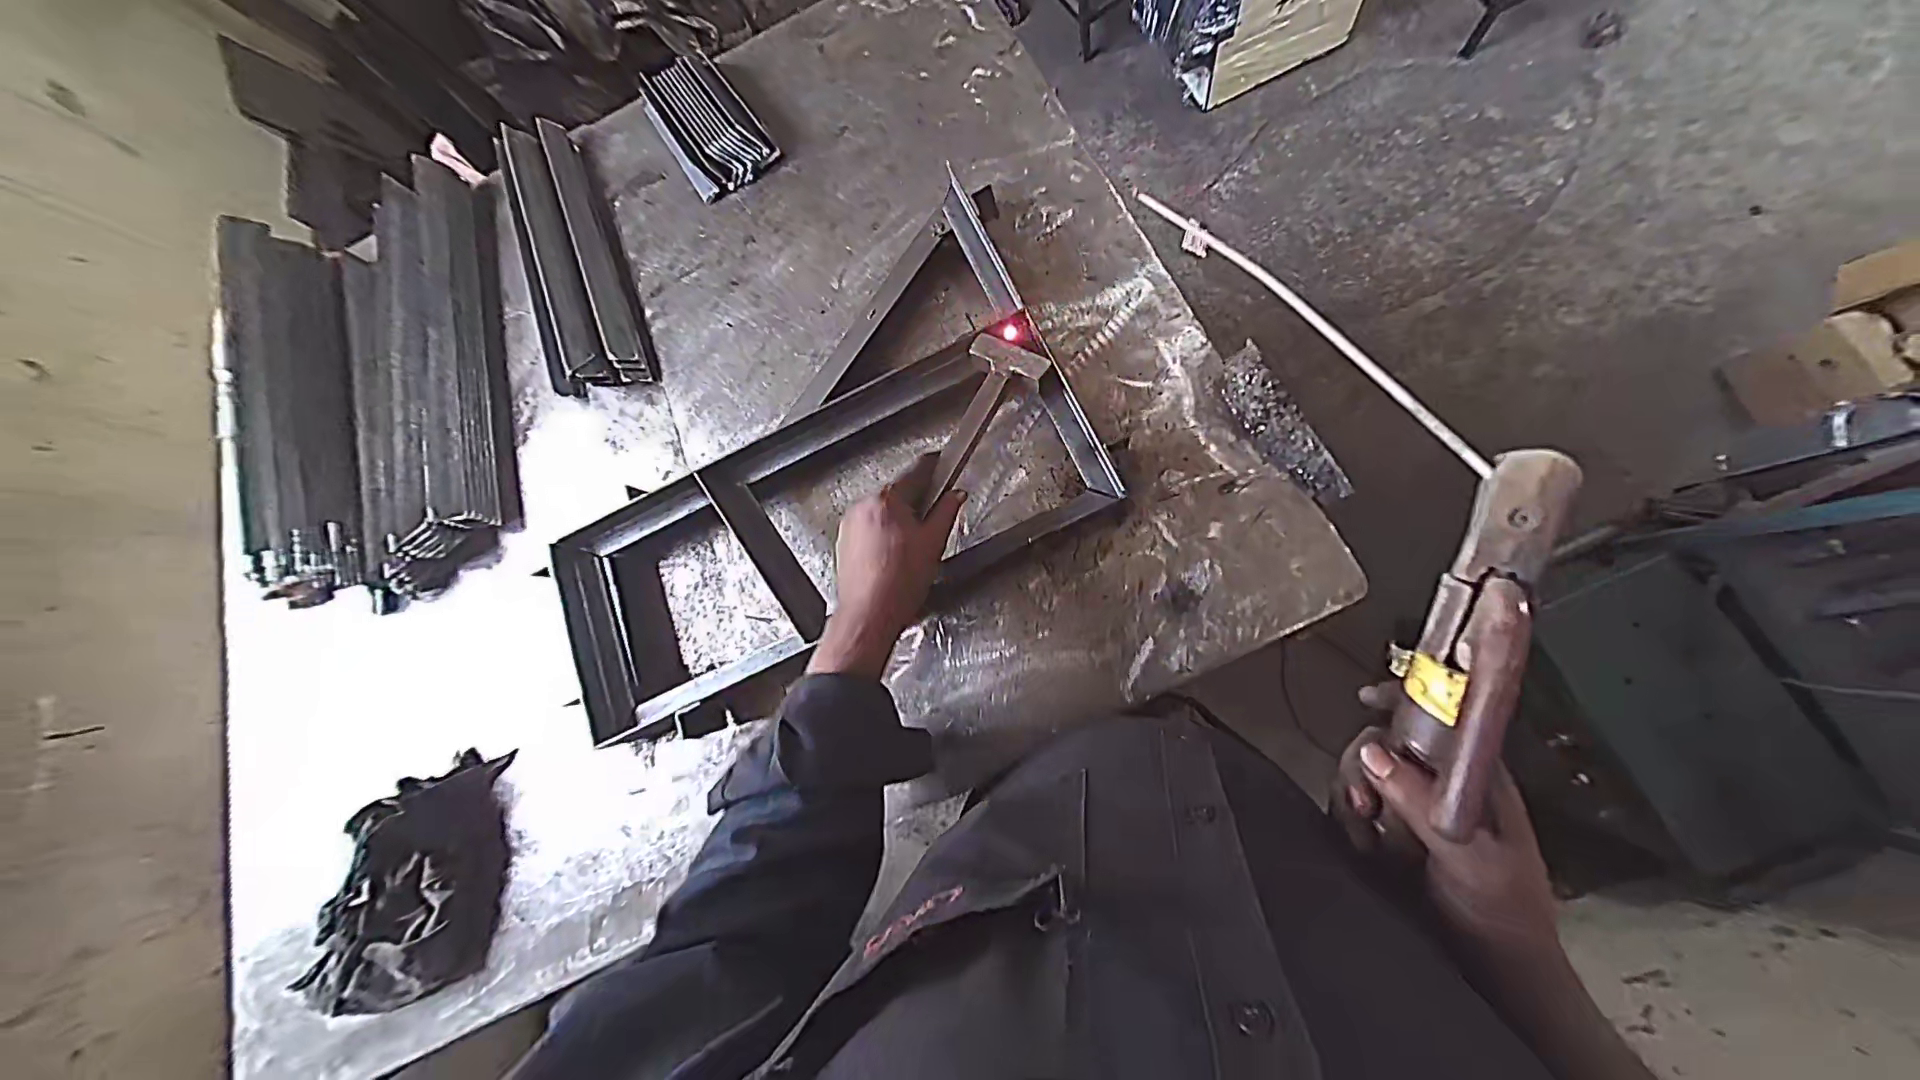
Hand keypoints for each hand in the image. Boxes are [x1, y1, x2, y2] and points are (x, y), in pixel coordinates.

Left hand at [808, 454, 965, 678]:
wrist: (869, 615)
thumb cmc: (897, 584)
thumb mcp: (933, 542)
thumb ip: (946, 511)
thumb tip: (955, 496)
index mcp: (886, 500)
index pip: (915, 471)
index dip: (934, 466)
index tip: (942, 462)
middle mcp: (863, 507)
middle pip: (898, 493)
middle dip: (917, 502)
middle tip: (935, 519)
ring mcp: (851, 525)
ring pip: (883, 512)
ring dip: (900, 521)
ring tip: (915, 548)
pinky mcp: (846, 543)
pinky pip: (870, 530)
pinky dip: (885, 536)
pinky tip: (897, 557)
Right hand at [1335, 693, 1655, 1079]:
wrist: (1489, 967)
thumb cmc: (1503, 911)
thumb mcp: (1474, 857)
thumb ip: (1424, 803)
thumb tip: (1373, 753)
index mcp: (1473, 776)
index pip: (1435, 721)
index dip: (1403, 702)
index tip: (1368, 698)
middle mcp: (1436, 783)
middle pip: (1381, 742)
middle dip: (1364, 767)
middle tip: (1366, 802)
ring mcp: (1405, 805)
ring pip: (1358, 771)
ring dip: (1352, 797)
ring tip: (1368, 836)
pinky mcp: (1379, 827)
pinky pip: (1345, 803)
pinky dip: (1346, 822)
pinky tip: (1364, 848)